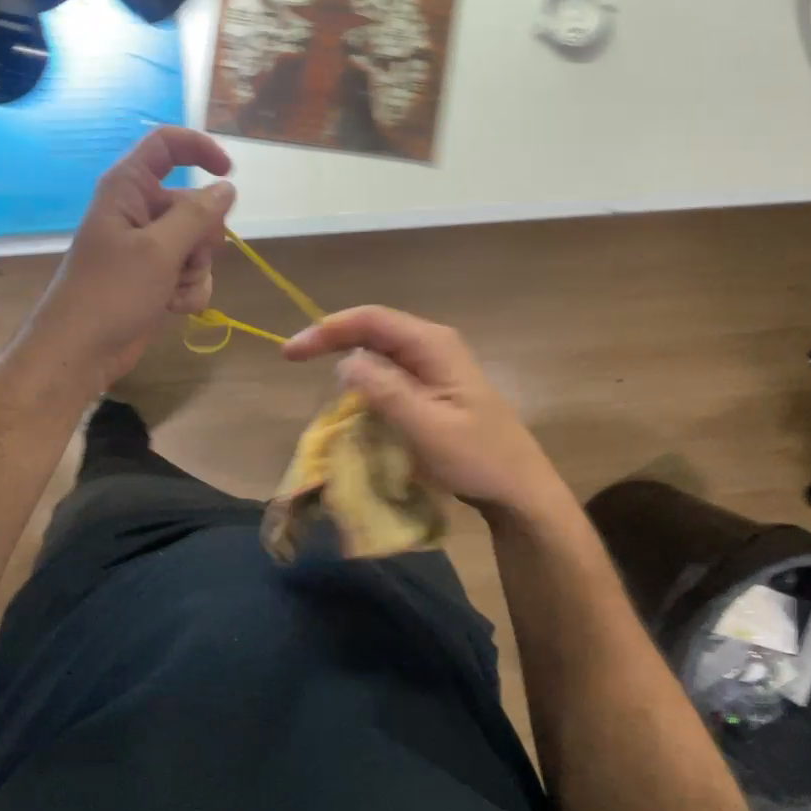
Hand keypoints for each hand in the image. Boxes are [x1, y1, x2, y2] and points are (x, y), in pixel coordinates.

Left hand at [27, 128, 235, 392]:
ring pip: (197, 243)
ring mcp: (146, 248)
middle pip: (192, 204)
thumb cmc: (111, 293)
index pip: (166, 145)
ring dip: (196, 269)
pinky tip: (173, 307)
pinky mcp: (154, 278)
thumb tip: (226, 189)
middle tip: (190, 258)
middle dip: (202, 235)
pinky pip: (189, 272)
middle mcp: (138, 212)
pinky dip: (188, 289)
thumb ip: (197, 216)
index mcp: (128, 189)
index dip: (199, 149)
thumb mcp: (159, 250)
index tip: (229, 173)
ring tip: (173, 290)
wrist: (80, 351)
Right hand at [283, 306, 571, 519]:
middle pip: (373, 330)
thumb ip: (385, 391)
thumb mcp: (427, 427)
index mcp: (434, 345)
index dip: (327, 329)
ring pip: (380, 352)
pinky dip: (365, 382)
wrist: (519, 489)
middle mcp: (434, 346)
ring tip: (314, 378)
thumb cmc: (478, 458)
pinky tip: (349, 401)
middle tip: (293, 358)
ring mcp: (436, 366)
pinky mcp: (434, 388)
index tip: (291, 351)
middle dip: (332, 340)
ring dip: (347, 361)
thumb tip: (343, 362)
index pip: (371, 321)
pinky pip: (390, 374)